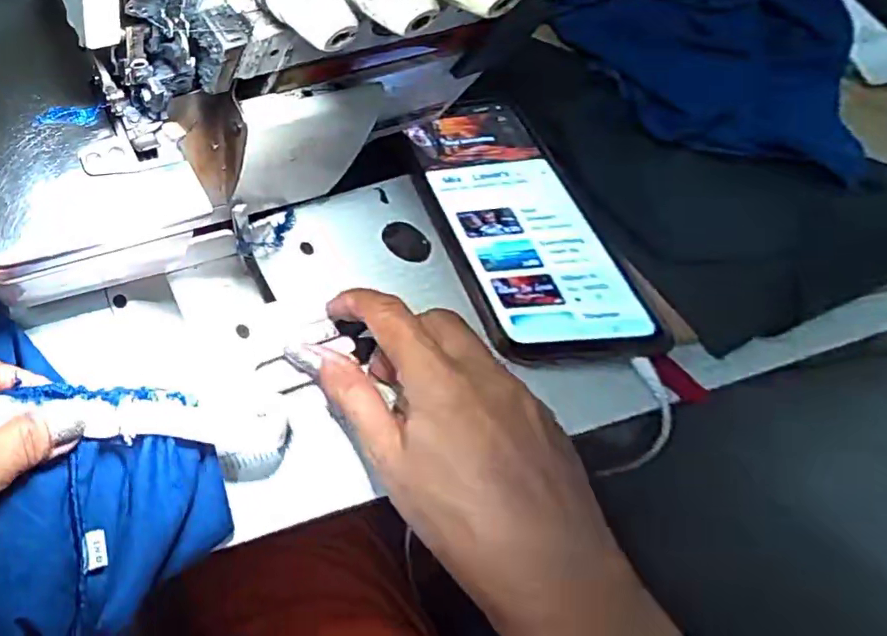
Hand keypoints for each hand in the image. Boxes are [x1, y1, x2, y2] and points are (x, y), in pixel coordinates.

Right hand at [293, 291, 676, 635]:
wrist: (560, 585)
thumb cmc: (473, 530)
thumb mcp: (389, 461)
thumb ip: (353, 398)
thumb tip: (326, 361)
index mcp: (441, 383)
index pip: (390, 313)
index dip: (356, 302)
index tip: (338, 309)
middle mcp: (485, 379)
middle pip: (430, 318)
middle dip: (395, 329)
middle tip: (375, 365)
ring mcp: (520, 397)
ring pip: (464, 345)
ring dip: (428, 353)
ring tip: (412, 402)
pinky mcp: (542, 419)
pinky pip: (493, 375)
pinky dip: (462, 377)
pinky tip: (453, 424)